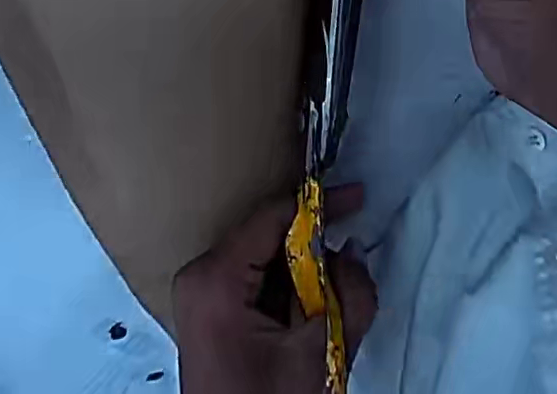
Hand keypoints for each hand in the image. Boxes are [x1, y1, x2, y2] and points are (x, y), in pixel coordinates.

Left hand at [172, 186, 377, 393]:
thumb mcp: (318, 359)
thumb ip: (348, 299)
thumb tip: (355, 252)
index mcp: (215, 277)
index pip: (272, 217)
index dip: (318, 205)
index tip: (357, 197)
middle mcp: (199, 273)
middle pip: (267, 237)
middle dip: (313, 244)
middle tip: (350, 248)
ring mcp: (199, 292)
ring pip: (263, 259)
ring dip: (302, 270)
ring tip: (334, 289)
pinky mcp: (207, 311)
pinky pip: (253, 280)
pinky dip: (286, 289)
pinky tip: (310, 308)